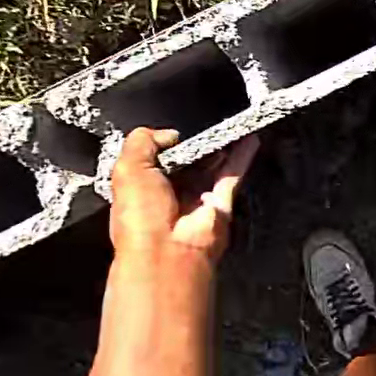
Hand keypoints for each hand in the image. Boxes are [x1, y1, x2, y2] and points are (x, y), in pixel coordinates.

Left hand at [109, 128, 258, 265]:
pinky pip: (232, 176)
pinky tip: (249, 139)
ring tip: (231, 124)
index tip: (176, 131)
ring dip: (222, 146)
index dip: (165, 144)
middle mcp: (171, 195)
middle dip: (196, 144)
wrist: (168, 252)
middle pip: (188, 162)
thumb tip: (170, 134)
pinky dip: (242, 157)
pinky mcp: (221, 205)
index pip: (156, 160)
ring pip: (213, 166)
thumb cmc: (140, 215)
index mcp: (143, 188)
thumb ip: (142, 142)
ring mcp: (198, 200)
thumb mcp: (127, 168)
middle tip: (205, 123)